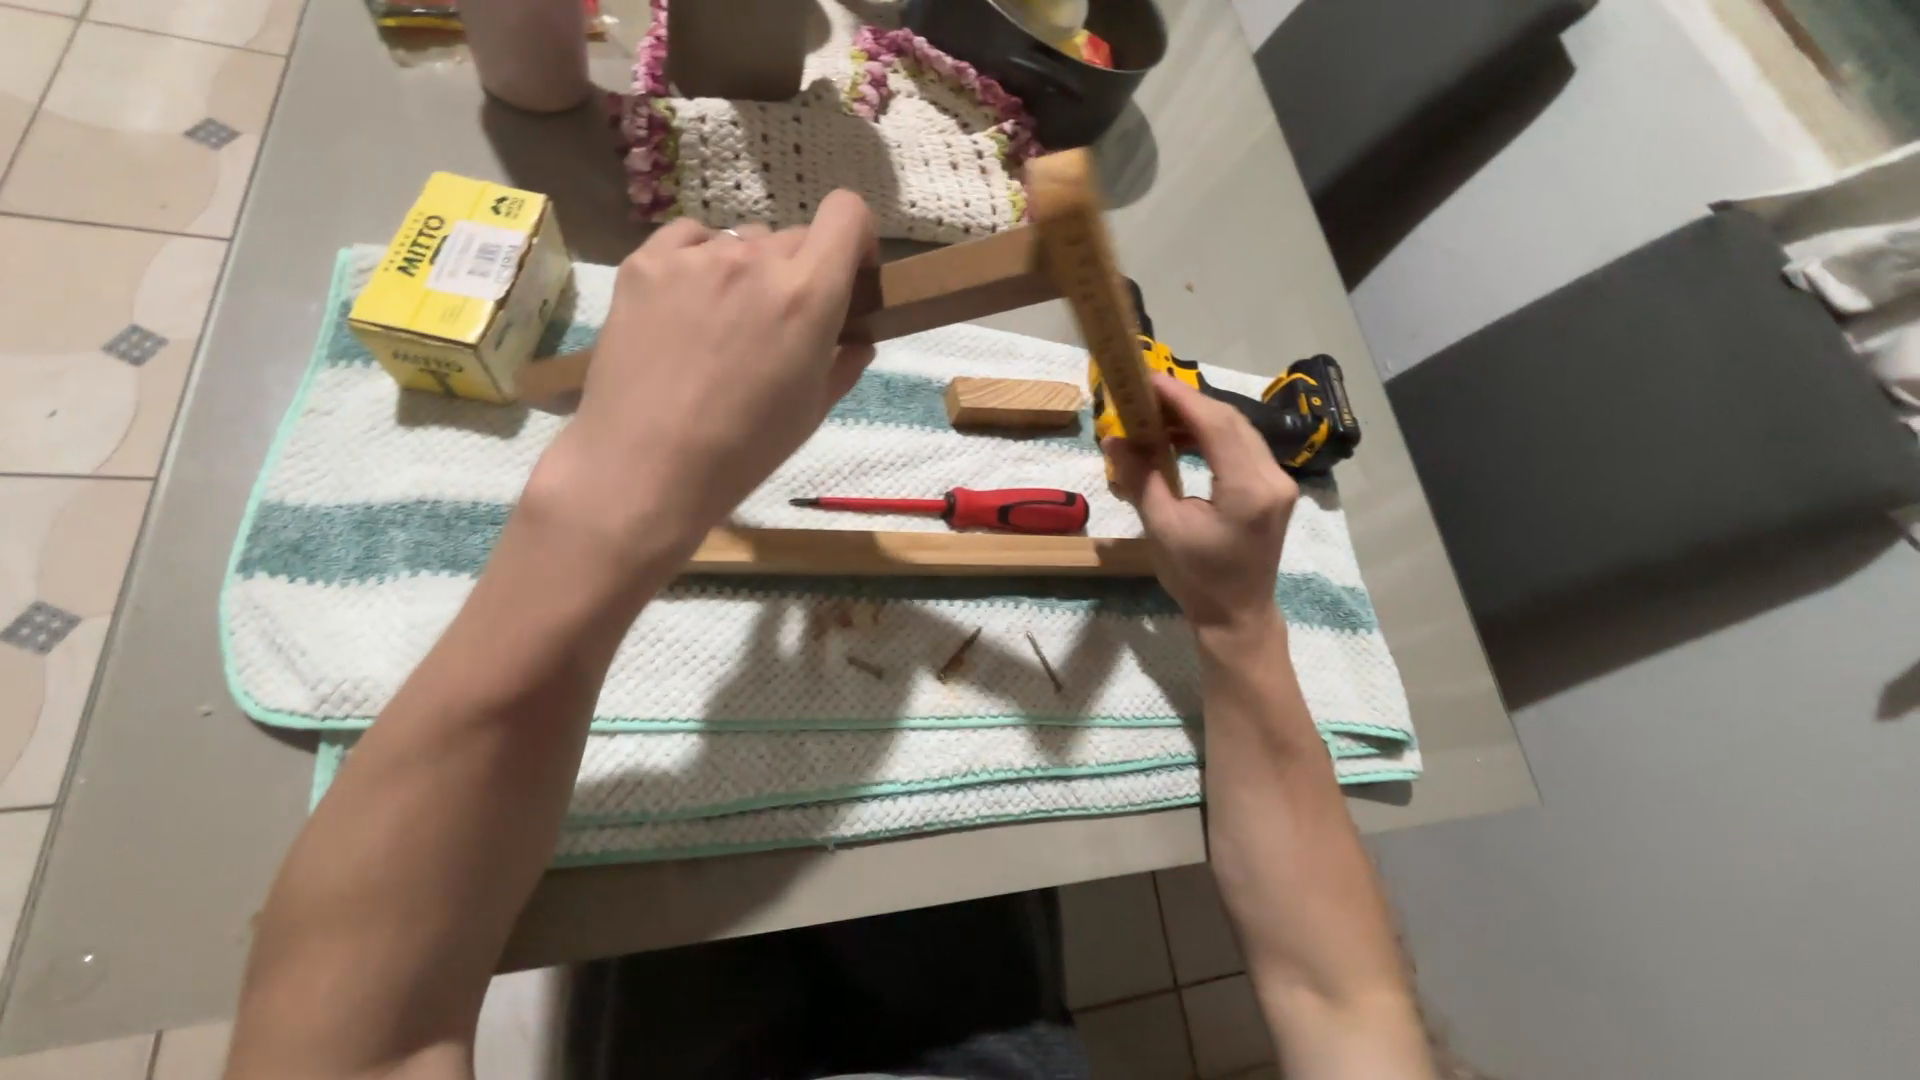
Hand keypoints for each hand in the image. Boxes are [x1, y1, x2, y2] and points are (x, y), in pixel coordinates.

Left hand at [529, 192, 878, 569]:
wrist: (647, 466)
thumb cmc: (745, 449)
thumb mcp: (813, 411)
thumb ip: (844, 362)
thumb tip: (856, 340)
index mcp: (807, 294)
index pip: (847, 213)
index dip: (855, 237)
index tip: (847, 274)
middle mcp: (754, 260)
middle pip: (794, 237)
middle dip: (799, 271)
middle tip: (779, 322)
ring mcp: (694, 256)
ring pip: (740, 241)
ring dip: (748, 270)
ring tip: (723, 323)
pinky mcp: (644, 262)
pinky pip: (688, 239)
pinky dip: (699, 262)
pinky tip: (687, 307)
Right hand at [1106, 374, 1298, 633]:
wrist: (1236, 614)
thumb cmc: (1196, 578)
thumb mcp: (1161, 528)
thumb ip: (1140, 478)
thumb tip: (1113, 438)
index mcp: (1248, 490)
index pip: (1216, 425)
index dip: (1181, 398)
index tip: (1147, 380)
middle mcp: (1273, 478)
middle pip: (1231, 421)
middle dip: (1188, 402)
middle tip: (1146, 394)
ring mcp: (1279, 482)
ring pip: (1239, 430)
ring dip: (1200, 417)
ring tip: (1158, 415)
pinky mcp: (1274, 488)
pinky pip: (1243, 447)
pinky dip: (1212, 435)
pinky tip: (1182, 438)